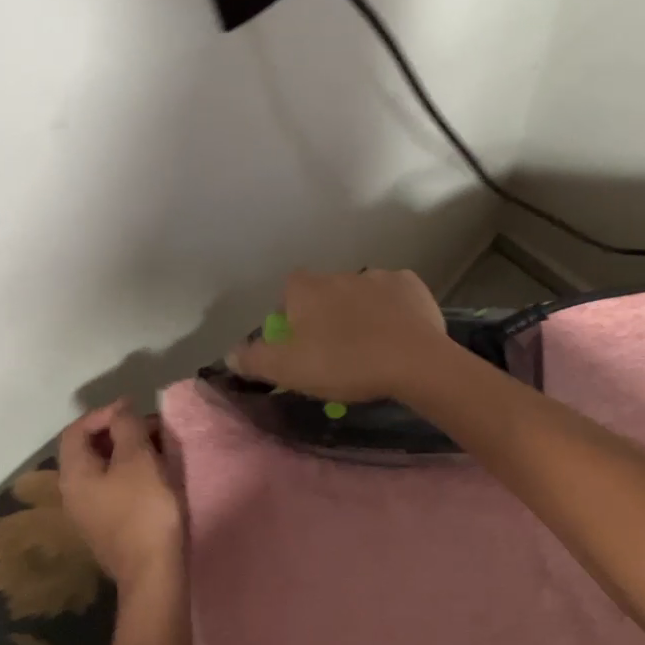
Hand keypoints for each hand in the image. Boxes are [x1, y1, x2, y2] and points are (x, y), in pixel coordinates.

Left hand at [58, 399, 184, 590]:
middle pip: (90, 448)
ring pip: (106, 467)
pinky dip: (134, 471)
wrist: (152, 570)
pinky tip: (158, 474)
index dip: (105, 412)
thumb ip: (126, 428)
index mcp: (74, 474)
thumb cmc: (144, 508)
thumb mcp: (138, 459)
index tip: (137, 408)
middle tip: (155, 427)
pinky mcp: (108, 524)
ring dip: (131, 450)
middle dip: (121, 431)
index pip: (76, 430)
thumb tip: (120, 411)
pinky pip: (115, 486)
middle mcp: (73, 492)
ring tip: (162, 448)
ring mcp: (90, 511)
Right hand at [226, 268, 454, 401]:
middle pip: (326, 292)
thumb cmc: (344, 363)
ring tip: (371, 346)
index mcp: (307, 289)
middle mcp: (341, 274)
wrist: (413, 360)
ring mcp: (380, 276)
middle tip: (335, 351)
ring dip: (362, 312)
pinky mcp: (412, 285)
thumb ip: (255, 360)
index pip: (289, 292)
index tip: (299, 342)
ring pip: (362, 293)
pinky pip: (396, 296)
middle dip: (328, 315)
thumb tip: (231, 354)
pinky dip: (394, 310)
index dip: (291, 315)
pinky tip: (399, 334)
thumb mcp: (288, 370)